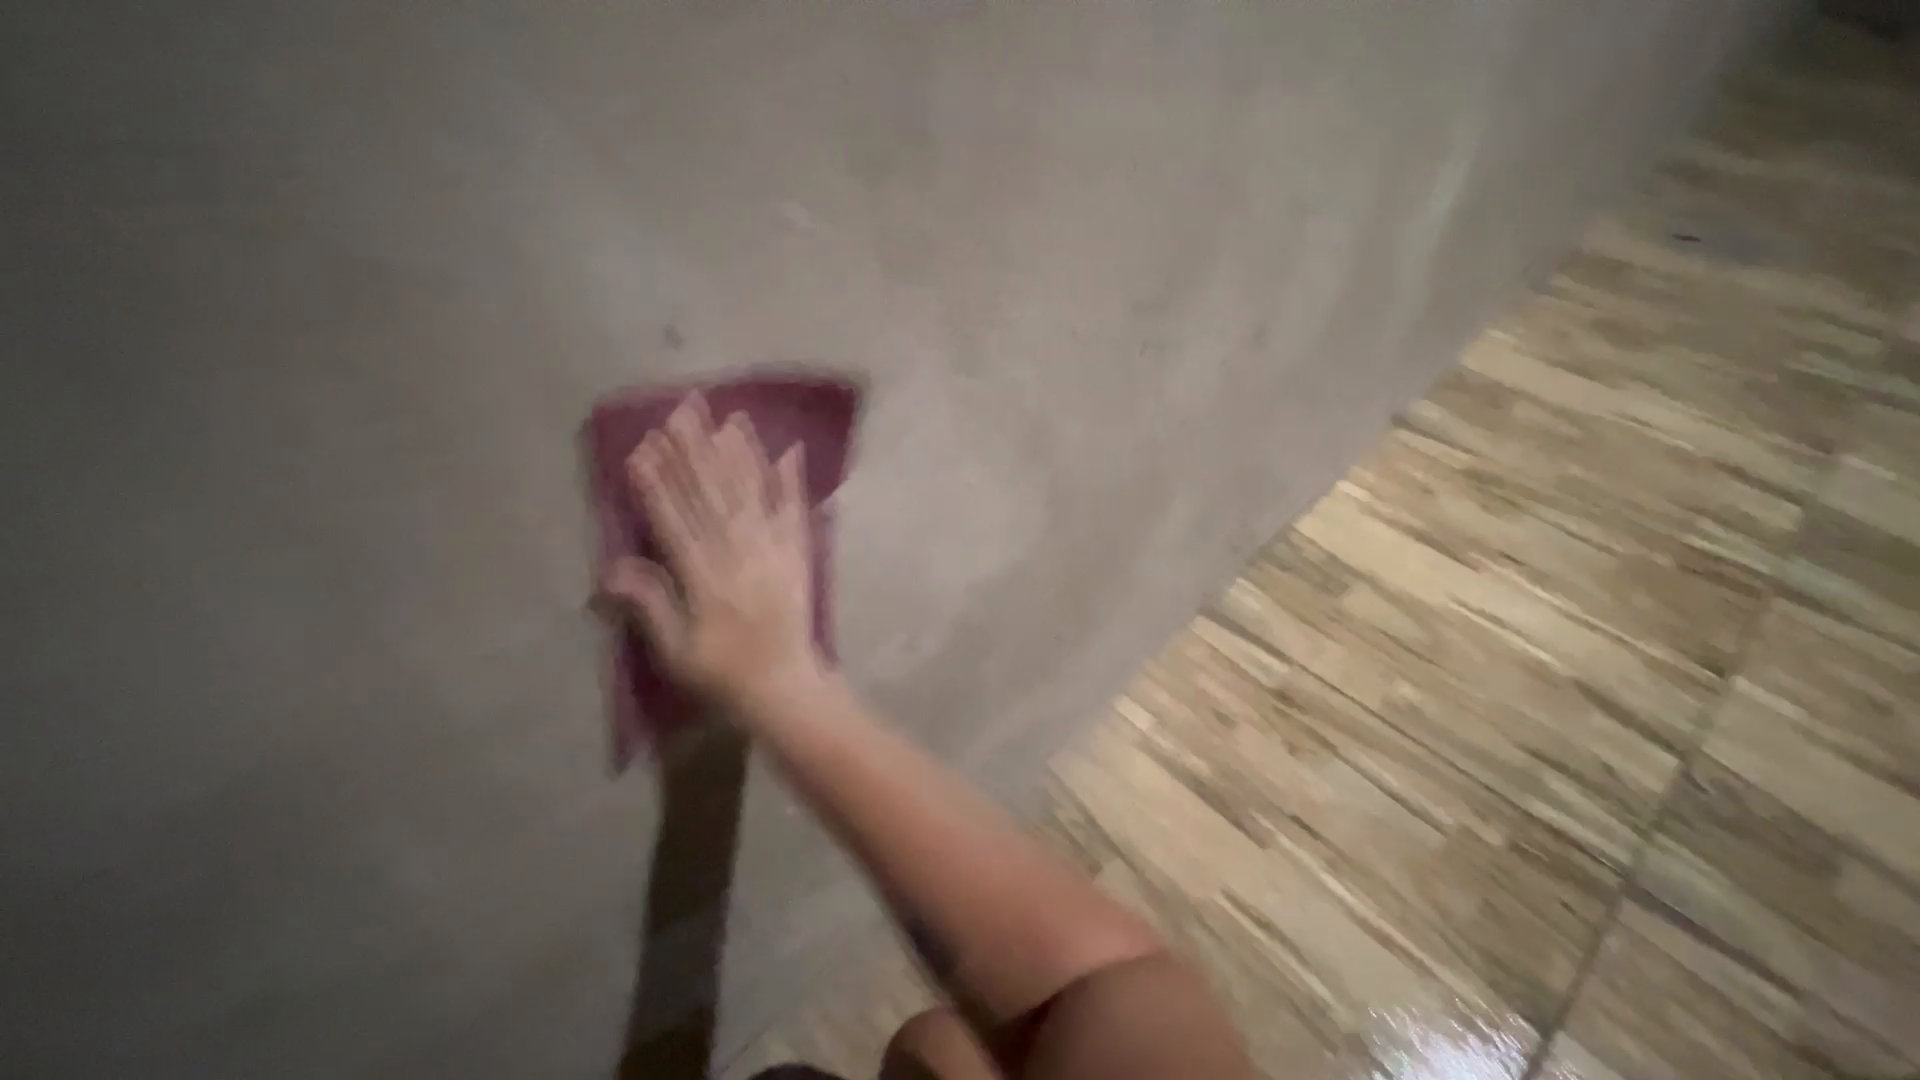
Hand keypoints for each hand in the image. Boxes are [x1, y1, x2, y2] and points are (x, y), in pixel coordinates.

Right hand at [599, 394, 829, 709]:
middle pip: (713, 496)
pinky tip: (788, 450)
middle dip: (696, 451)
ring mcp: (773, 553)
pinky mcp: (798, 556)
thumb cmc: (722, 674)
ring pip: (752, 495)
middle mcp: (739, 556)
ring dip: (738, 454)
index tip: (644, 444)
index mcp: (704, 579)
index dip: (658, 482)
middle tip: (683, 409)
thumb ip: (649, 605)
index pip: (675, 521)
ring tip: (726, 417)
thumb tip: (611, 567)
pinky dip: (791, 482)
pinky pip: (794, 513)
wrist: (785, 687)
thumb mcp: (676, 651)